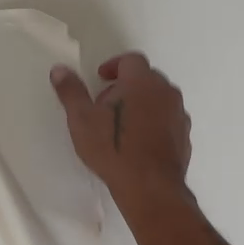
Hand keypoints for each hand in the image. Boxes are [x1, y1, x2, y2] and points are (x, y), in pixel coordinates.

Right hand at [50, 52, 193, 204]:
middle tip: (106, 104)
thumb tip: (59, 69)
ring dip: (142, 103)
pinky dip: (154, 121)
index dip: (114, 65)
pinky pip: (167, 119)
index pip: (130, 60)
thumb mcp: (81, 119)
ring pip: (159, 98)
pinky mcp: (184, 134)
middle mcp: (165, 91)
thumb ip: (71, 91)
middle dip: (126, 85)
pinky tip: (139, 141)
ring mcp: (178, 113)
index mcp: (141, 81)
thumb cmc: (112, 147)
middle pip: (146, 77)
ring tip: (122, 124)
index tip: (100, 78)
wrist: (149, 185)